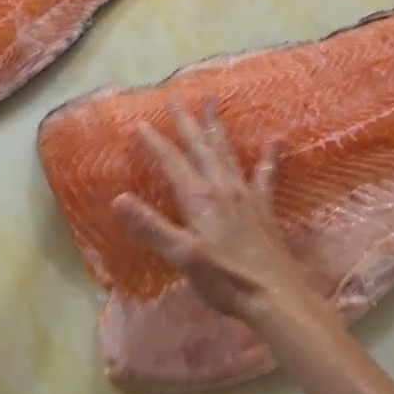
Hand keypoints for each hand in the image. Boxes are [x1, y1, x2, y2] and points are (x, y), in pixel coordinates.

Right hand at [110, 107, 309, 323]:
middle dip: (186, 121)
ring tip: (212, 103)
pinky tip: (276, 142)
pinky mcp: (263, 208)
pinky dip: (269, 156)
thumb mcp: (182, 255)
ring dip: (216, 127)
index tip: (140, 122)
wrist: (276, 297)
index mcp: (199, 197)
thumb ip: (150, 227)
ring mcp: (245, 195)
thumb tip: (116, 199)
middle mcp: (222, 188)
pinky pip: (265, 175)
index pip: (172, 161)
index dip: (155, 141)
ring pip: (227, 152)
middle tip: (176, 96)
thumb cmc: (225, 280)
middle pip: (200, 147)